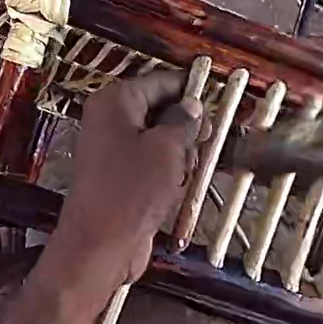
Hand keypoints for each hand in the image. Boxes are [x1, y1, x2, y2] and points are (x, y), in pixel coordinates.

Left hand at [49, 70, 201, 288]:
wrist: (101, 242)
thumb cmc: (132, 189)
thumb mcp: (167, 148)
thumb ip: (184, 121)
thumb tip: (193, 105)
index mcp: (114, 102)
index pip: (159, 80)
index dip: (190, 89)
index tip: (220, 99)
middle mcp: (108, 120)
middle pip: (158, 109)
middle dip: (186, 125)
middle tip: (207, 141)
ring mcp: (111, 149)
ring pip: (158, 138)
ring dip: (179, 152)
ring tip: (188, 169)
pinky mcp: (119, 175)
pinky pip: (150, 162)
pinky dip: (167, 171)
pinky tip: (177, 186)